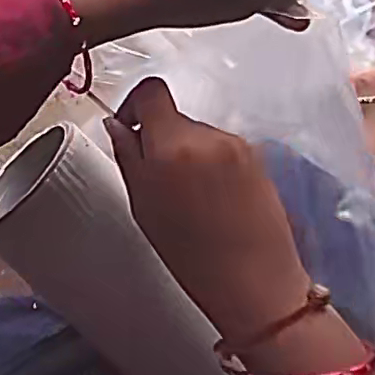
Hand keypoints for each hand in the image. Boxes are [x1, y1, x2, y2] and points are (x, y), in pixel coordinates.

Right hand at [102, 78, 312, 342]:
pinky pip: (219, 148)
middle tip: (154, 177)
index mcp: (171, 145)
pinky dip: (208, 163)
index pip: (150, 91)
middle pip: (172, 116)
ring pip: (196, 133)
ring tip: (185, 195)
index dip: (133, 105)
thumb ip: (127, 156)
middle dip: (159, 138)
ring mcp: (236, 145)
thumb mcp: (142, 205)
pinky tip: (209, 198)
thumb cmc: (191, 254)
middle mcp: (207, 136)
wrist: (254, 282)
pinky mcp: (257, 157)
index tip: (129, 128)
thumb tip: (117, 126)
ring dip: (185, 152)